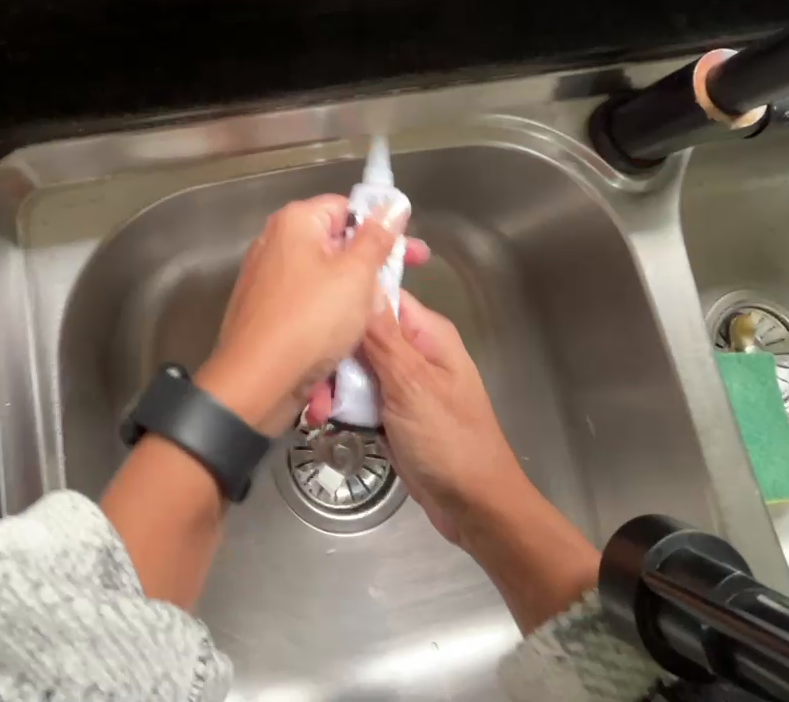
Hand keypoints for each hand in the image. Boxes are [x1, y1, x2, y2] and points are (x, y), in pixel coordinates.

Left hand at [197, 195, 426, 436]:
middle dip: (371, 264)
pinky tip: (350, 334)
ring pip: (323, 277)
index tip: (410, 253)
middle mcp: (275, 242)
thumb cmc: (311, 320)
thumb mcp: (356, 275)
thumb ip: (377, 237)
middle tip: (403, 284)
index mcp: (295, 222)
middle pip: (335, 243)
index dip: (381, 228)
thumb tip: (394, 203)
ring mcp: (266, 278)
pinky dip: (329, 314)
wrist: (255, 383)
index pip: (347, 208)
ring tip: (380, 315)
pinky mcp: (264, 311)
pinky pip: (307, 303)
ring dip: (353, 294)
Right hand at [348, 291, 599, 633]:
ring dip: (332, 386)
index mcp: (427, 333)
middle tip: (314, 385)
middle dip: (333, 355)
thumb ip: (383, 336)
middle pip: (360, 333)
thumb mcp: (411, 384)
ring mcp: (401, 383)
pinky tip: (323, 419)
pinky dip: (340, 406)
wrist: (474, 507)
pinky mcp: (389, 412)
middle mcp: (413, 350)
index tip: (315, 315)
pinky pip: (357, 396)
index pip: (381, 296)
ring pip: (353, 367)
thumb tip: (363, 282)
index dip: (347, 299)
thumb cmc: (450, 441)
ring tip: (317, 411)